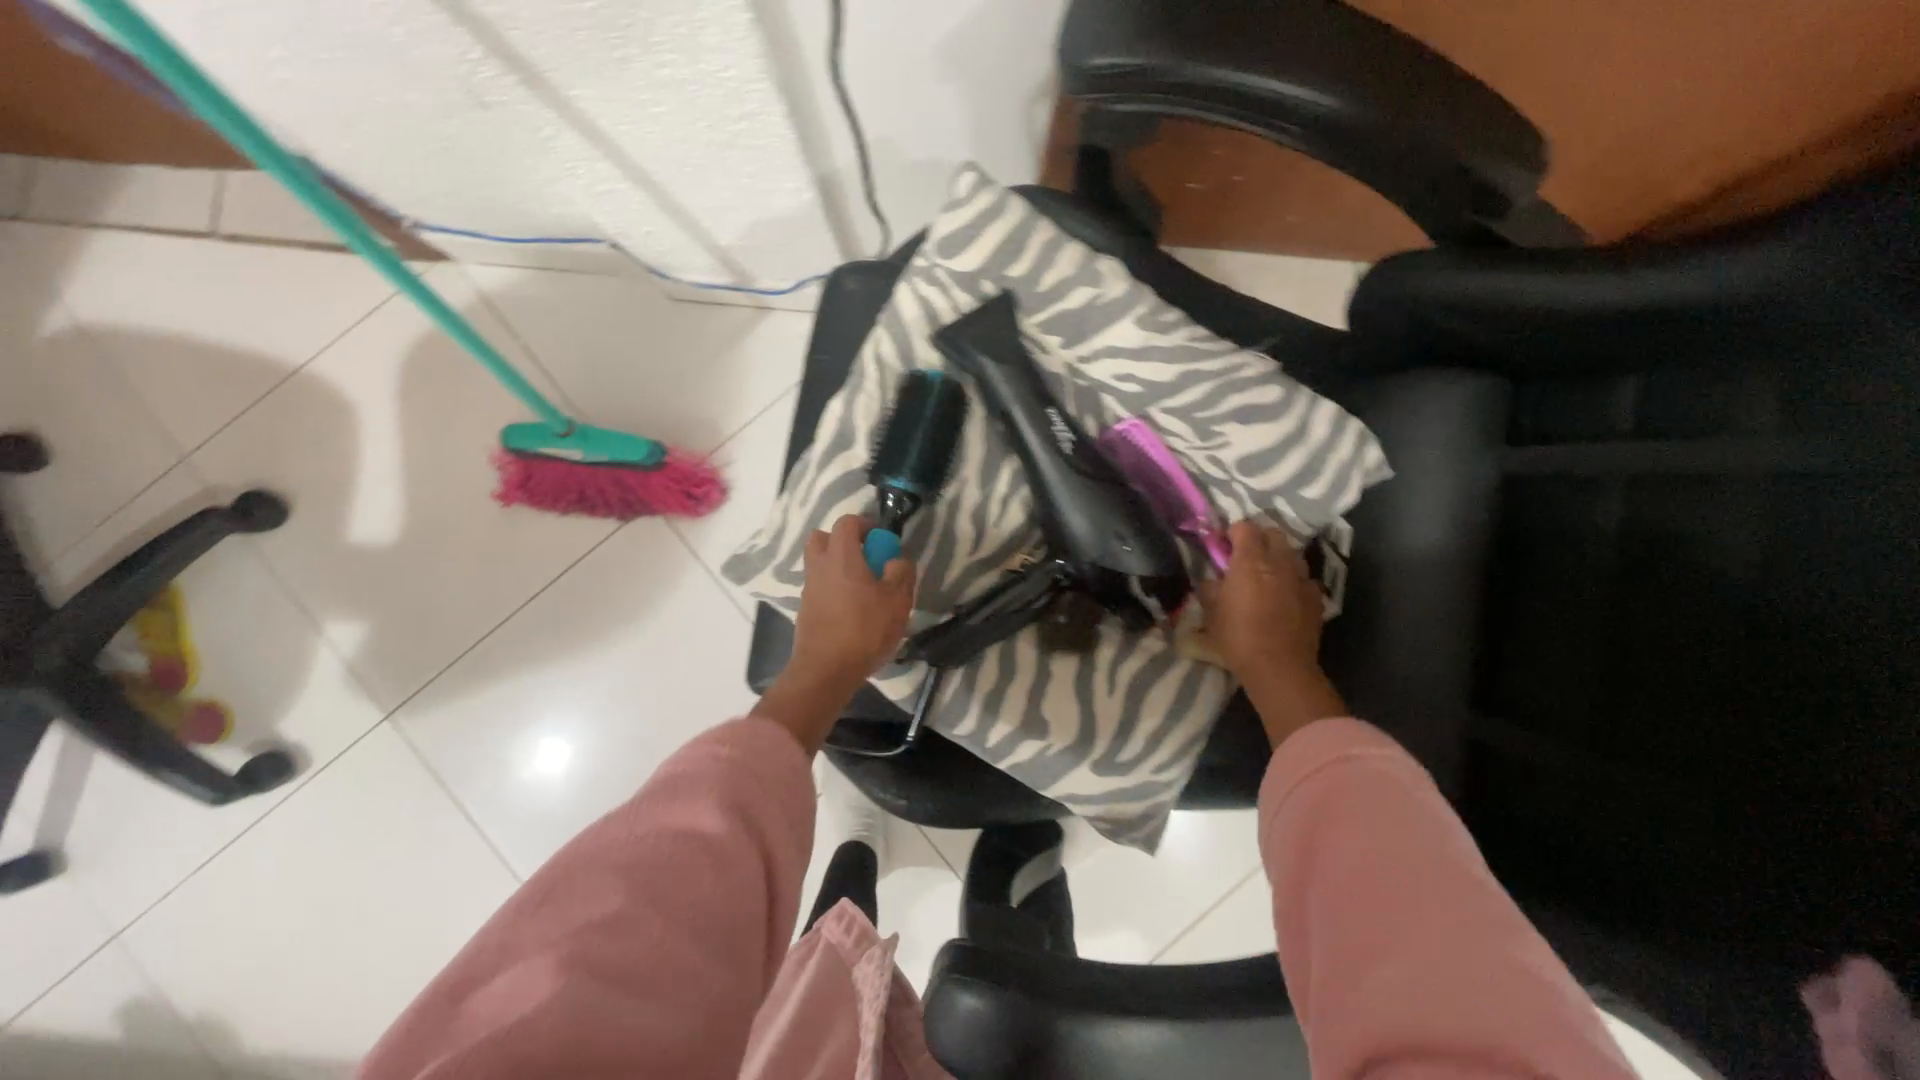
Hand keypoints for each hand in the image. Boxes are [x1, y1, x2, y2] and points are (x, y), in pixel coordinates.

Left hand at [790, 514, 915, 691]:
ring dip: (838, 568)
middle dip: (843, 542)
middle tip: (866, 559)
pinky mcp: (806, 611)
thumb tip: (897, 560)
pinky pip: (819, 588)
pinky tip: (852, 611)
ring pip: (819, 565)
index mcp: (841, 556)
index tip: (881, 541)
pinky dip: (833, 590)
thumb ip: (901, 573)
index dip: (865, 525)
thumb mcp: (897, 601)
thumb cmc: (864, 630)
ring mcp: (809, 589)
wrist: (826, 670)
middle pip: (822, 539)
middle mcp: (819, 567)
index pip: (847, 522)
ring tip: (862, 589)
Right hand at [1197, 521, 1345, 745]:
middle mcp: (1280, 563)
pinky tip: (1285, 597)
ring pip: (1292, 555)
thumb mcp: (1211, 613)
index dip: (1232, 531)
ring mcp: (1302, 579)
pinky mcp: (1316, 598)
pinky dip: (1293, 582)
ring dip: (1279, 558)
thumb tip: (1212, 580)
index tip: (1223, 544)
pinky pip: (1304, 580)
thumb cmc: (1238, 637)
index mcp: (1251, 561)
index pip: (1245, 527)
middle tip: (1245, 557)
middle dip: (1259, 539)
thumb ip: (1210, 588)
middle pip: (1273, 534)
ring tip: (1267, 575)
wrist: (1279, 667)